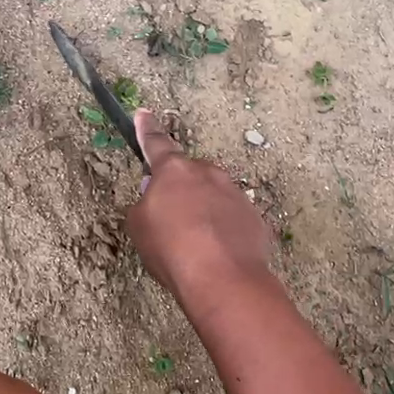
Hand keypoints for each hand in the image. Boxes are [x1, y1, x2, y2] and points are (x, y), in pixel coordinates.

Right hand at [126, 109, 274, 298]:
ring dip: (203, 211)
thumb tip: (157, 199)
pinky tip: (217, 254)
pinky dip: (223, 230)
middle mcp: (206, 173)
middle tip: (170, 220)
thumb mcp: (139, 225)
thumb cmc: (172, 248)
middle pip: (188, 175)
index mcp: (173, 170)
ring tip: (195, 245)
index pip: (156, 143)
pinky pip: (232, 218)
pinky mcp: (254, 218)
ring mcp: (234, 193)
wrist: (224, 280)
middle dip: (179, 191)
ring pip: (212, 196)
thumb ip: (145, 204)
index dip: (147, 129)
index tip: (144, 113)